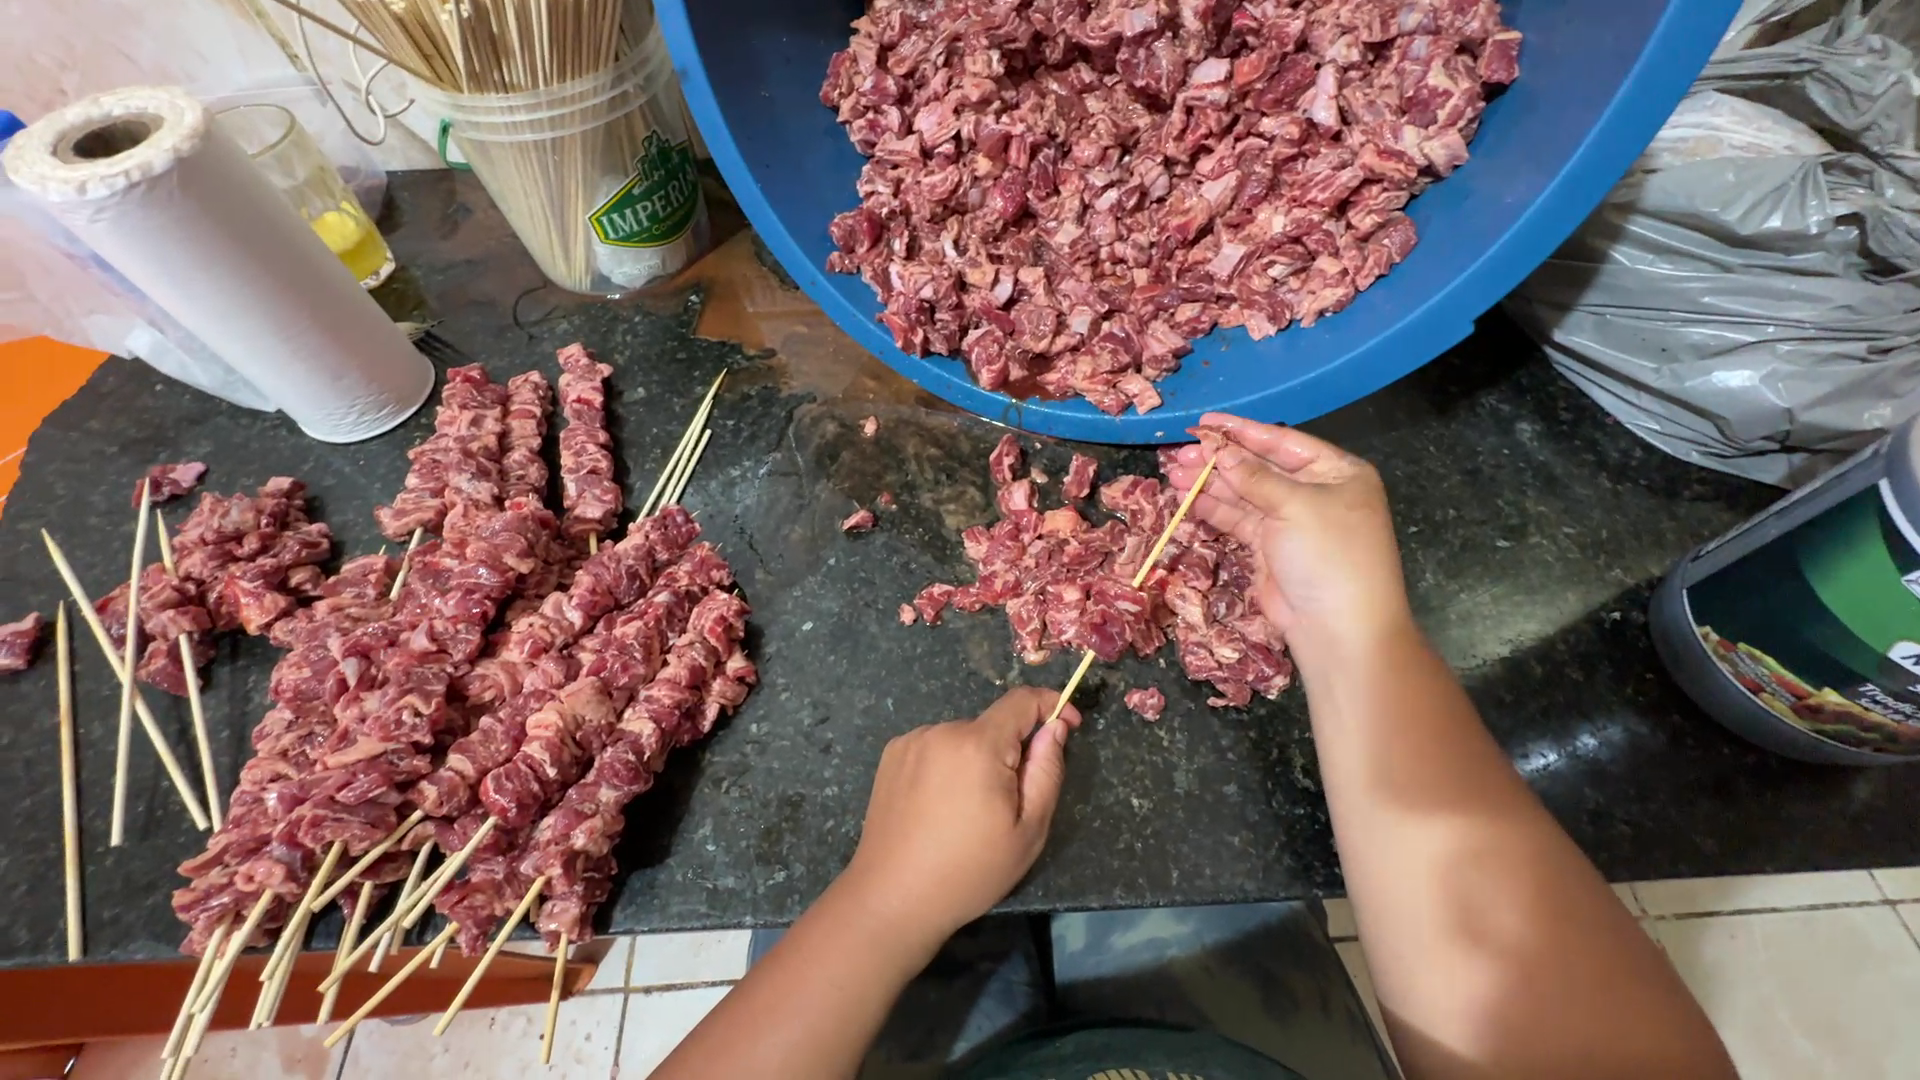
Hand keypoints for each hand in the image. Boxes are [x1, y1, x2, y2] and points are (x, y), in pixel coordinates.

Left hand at [839, 687, 1081, 944]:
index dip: (1051, 705)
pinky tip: (938, 807)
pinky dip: (948, 766)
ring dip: (976, 760)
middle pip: (992, 726)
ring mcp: (912, 741)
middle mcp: (942, 731)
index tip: (1069, 725)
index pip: (1021, 701)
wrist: (892, 898)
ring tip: (967, 813)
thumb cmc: (969, 871)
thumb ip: (1047, 770)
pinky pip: (935, 748)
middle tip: (1008, 804)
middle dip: (1009, 752)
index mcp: (978, 745)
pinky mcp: (891, 755)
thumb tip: (1055, 726)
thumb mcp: (1028, 830)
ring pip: (963, 738)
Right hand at [1163, 413, 1411, 660]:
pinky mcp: (1268, 547)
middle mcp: (1314, 492)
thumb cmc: (1329, 554)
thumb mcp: (1295, 506)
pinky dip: (1212, 509)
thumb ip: (1253, 476)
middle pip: (1259, 467)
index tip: (1205, 423)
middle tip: (1181, 453)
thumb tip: (1218, 449)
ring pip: (1243, 494)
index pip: (1282, 442)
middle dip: (1220, 460)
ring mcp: (1289, 521)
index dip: (1242, 431)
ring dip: (1210, 484)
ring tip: (1175, 474)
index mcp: (1336, 472)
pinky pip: (1237, 519)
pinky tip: (1187, 498)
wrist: (1338, 626)